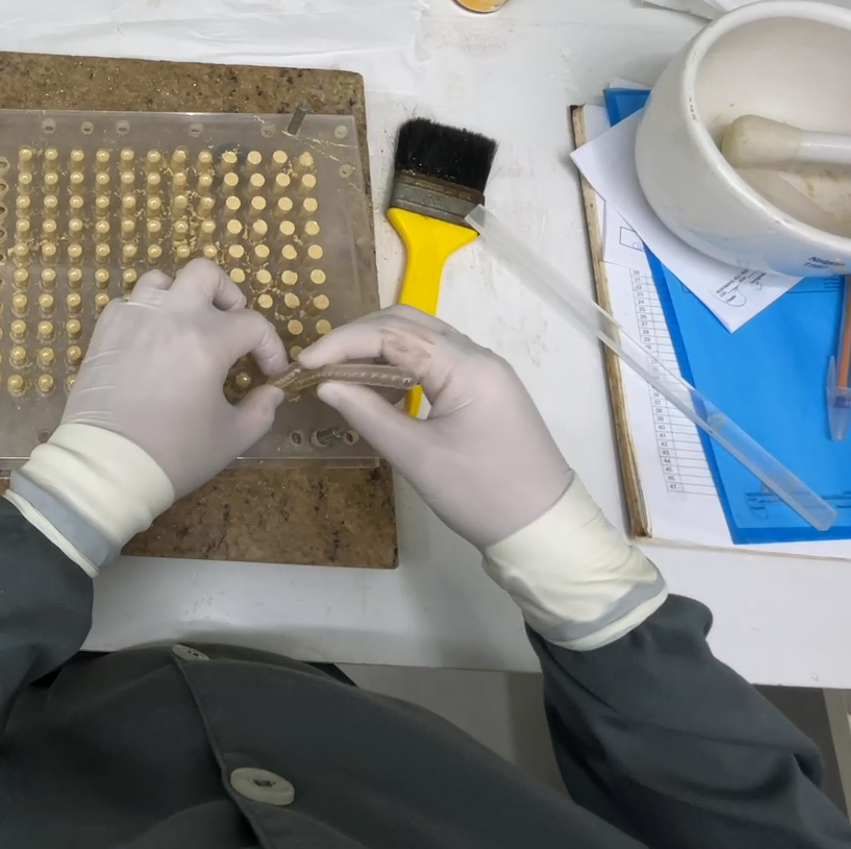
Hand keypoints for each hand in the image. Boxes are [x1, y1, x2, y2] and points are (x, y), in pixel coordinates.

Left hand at [63, 258, 288, 493]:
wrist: (106, 464)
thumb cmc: (174, 453)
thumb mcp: (231, 438)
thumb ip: (260, 409)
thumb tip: (272, 391)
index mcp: (207, 340)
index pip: (254, 324)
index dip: (270, 347)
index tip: (269, 372)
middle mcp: (171, 315)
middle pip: (206, 274)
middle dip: (228, 295)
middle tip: (231, 326)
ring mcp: (134, 317)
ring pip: (163, 280)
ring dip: (183, 297)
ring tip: (188, 326)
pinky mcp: (105, 329)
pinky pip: (130, 302)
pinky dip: (147, 313)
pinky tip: (152, 341)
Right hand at [299, 305, 664, 649]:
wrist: (545, 529)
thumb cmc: (481, 495)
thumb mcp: (417, 458)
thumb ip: (368, 414)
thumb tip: (324, 386)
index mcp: (466, 367)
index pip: (392, 335)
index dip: (342, 343)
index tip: (305, 364)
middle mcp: (476, 355)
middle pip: (405, 321)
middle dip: (355, 336)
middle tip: (318, 363)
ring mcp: (481, 368)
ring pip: (418, 334)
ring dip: (374, 344)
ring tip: (337, 371)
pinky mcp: (479, 385)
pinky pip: (430, 355)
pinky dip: (395, 361)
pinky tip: (372, 386)